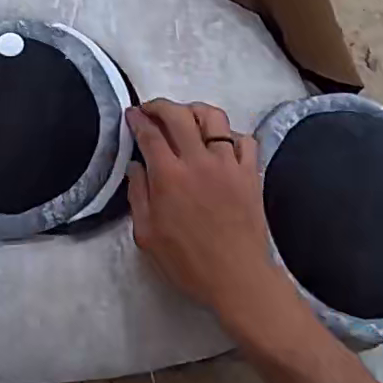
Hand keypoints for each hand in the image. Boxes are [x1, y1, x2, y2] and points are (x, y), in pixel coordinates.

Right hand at [125, 100, 294, 330]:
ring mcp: (228, 163)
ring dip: (196, 111)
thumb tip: (136, 165)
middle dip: (161, 106)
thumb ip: (138, 195)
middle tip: (152, 109)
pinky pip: (244, 138)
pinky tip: (221, 142)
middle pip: (179, 115)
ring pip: (214, 118)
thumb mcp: (147, 235)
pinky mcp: (250, 171)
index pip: (150, 134)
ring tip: (187, 116)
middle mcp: (199, 160)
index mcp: (169, 176)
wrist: (236, 276)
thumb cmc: (187, 262)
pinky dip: (231, 134)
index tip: (133, 114)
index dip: (138, 119)